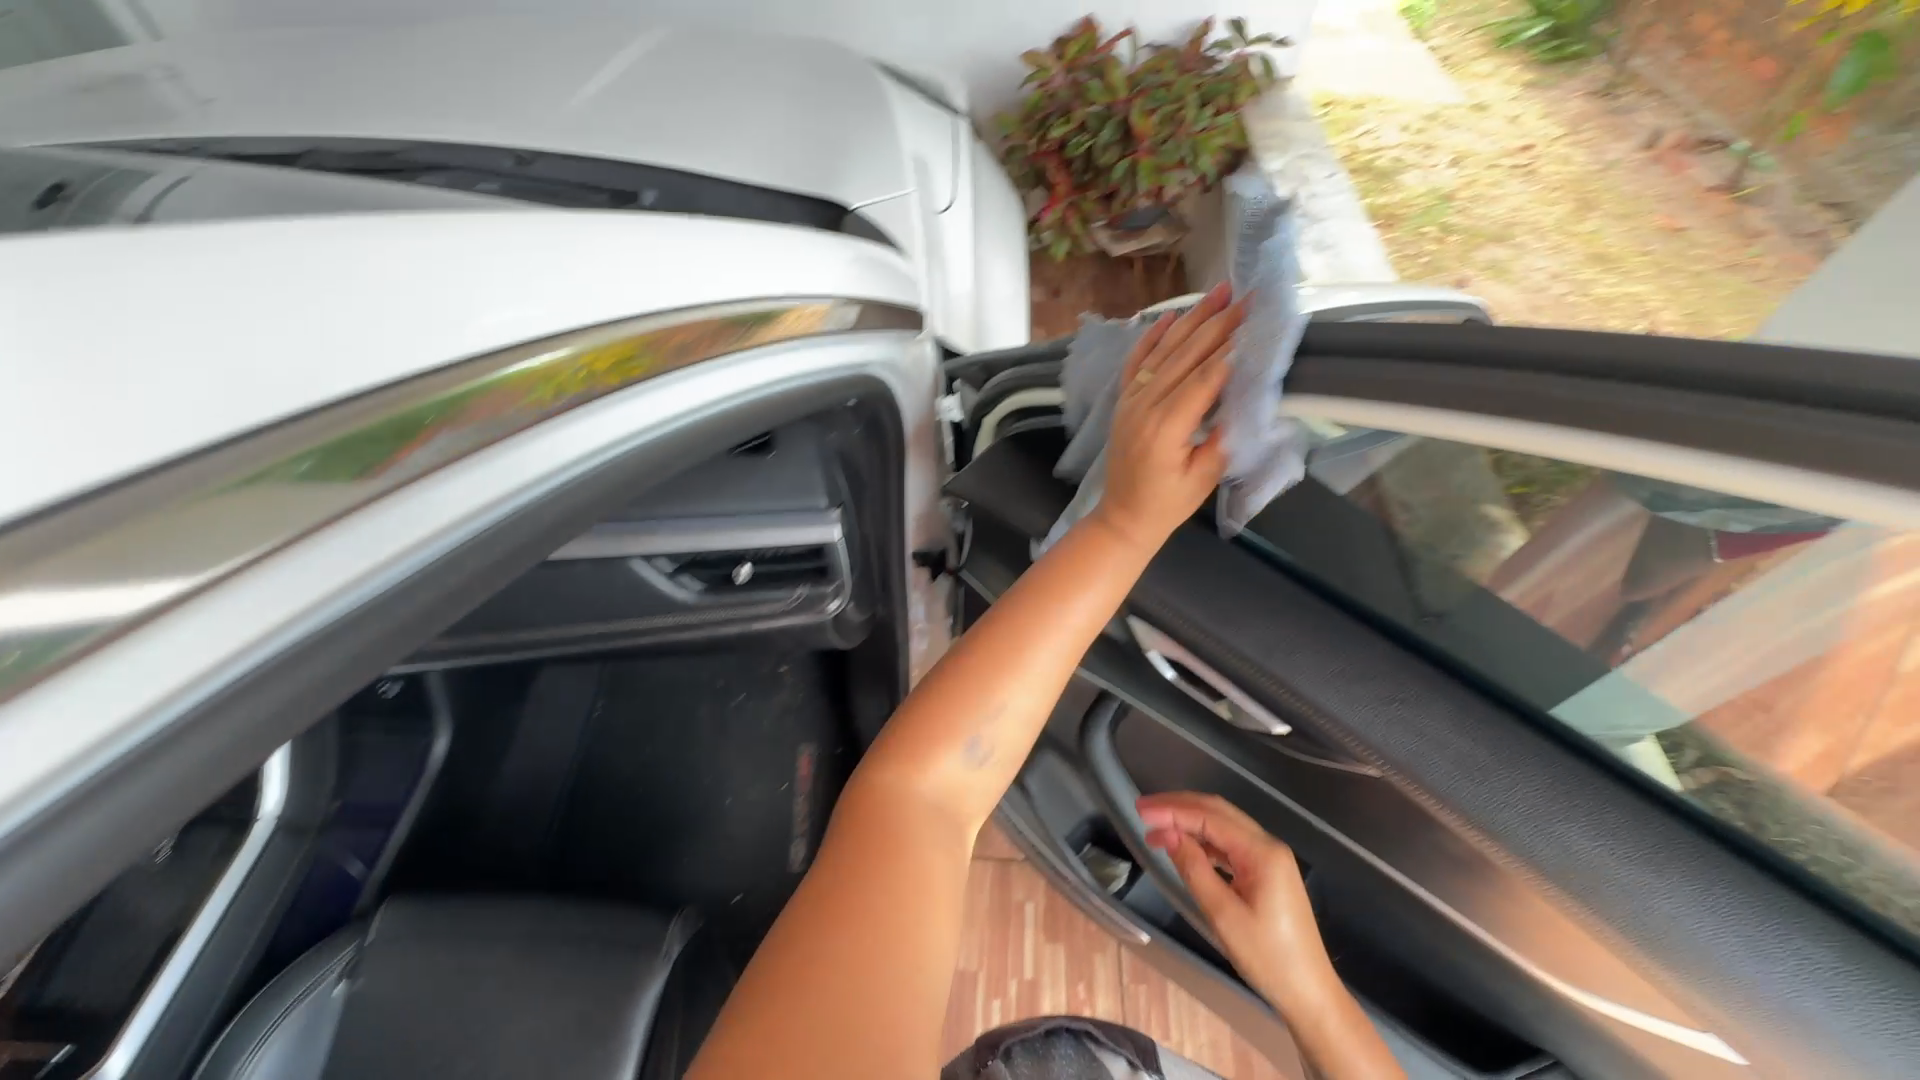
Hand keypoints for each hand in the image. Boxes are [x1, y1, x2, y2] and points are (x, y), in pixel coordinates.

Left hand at [1092, 283, 1243, 551]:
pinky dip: (1153, 337)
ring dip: (1192, 319)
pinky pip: (1137, 362)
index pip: (1203, 378)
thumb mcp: (1204, 478)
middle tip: (1247, 296)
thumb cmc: (1167, 504)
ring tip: (1218, 292)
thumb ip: (1223, 438)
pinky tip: (1171, 316)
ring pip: (1163, 351)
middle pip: (1185, 356)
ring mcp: (1130, 401)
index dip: (1230, 349)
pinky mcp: (1123, 402)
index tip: (1256, 320)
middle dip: (1218, 323)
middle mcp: (1144, 406)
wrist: (1122, 518)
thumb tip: (1245, 399)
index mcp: (1165, 427)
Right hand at [1137, 791, 1337, 1012]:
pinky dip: (1204, 840)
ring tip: (1155, 828)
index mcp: (1262, 852)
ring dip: (1190, 822)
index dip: (1173, 810)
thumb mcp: (1223, 914)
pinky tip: (1184, 846)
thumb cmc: (1267, 957)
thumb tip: (1167, 834)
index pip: (1210, 816)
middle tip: (1143, 808)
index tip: (1141, 811)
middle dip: (1179, 806)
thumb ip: (1194, 868)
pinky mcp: (1267, 873)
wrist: (1309, 993)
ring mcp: (1270, 859)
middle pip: (1218, 812)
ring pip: (1224, 826)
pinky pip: (1231, 845)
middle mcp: (1268, 846)